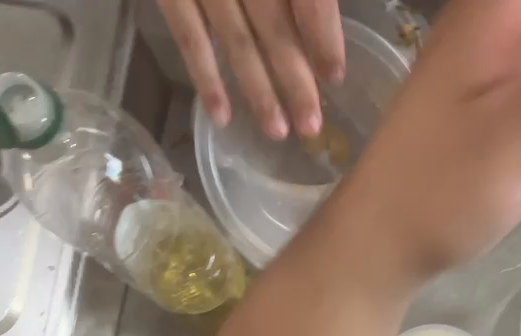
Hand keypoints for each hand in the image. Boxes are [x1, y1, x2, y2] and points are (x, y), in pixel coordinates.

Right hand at [158, 0, 344, 138]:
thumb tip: (322, 18)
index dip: (323, 33)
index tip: (335, 75)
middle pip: (272, 21)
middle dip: (294, 79)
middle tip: (313, 127)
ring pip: (233, 34)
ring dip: (256, 88)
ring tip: (277, 132)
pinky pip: (186, 30)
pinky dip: (204, 75)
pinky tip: (221, 114)